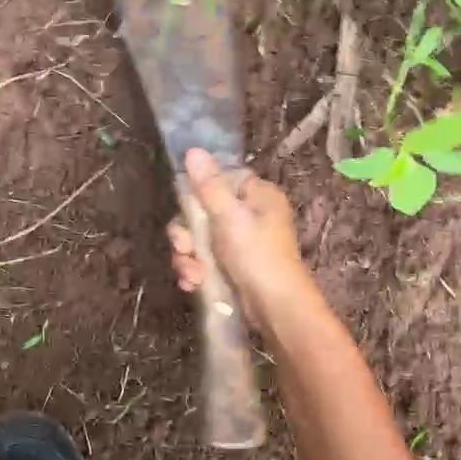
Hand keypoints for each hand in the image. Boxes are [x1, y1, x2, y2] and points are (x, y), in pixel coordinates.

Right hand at [167, 149, 313, 315]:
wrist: (276, 309)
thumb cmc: (257, 255)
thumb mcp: (229, 217)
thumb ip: (207, 186)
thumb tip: (192, 150)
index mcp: (257, 196)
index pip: (220, 180)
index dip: (198, 194)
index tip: (186, 210)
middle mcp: (250, 215)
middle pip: (202, 212)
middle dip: (186, 236)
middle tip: (184, 249)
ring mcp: (241, 242)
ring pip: (198, 239)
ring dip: (188, 257)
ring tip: (192, 275)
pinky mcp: (233, 265)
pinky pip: (204, 259)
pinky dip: (195, 270)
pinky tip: (194, 283)